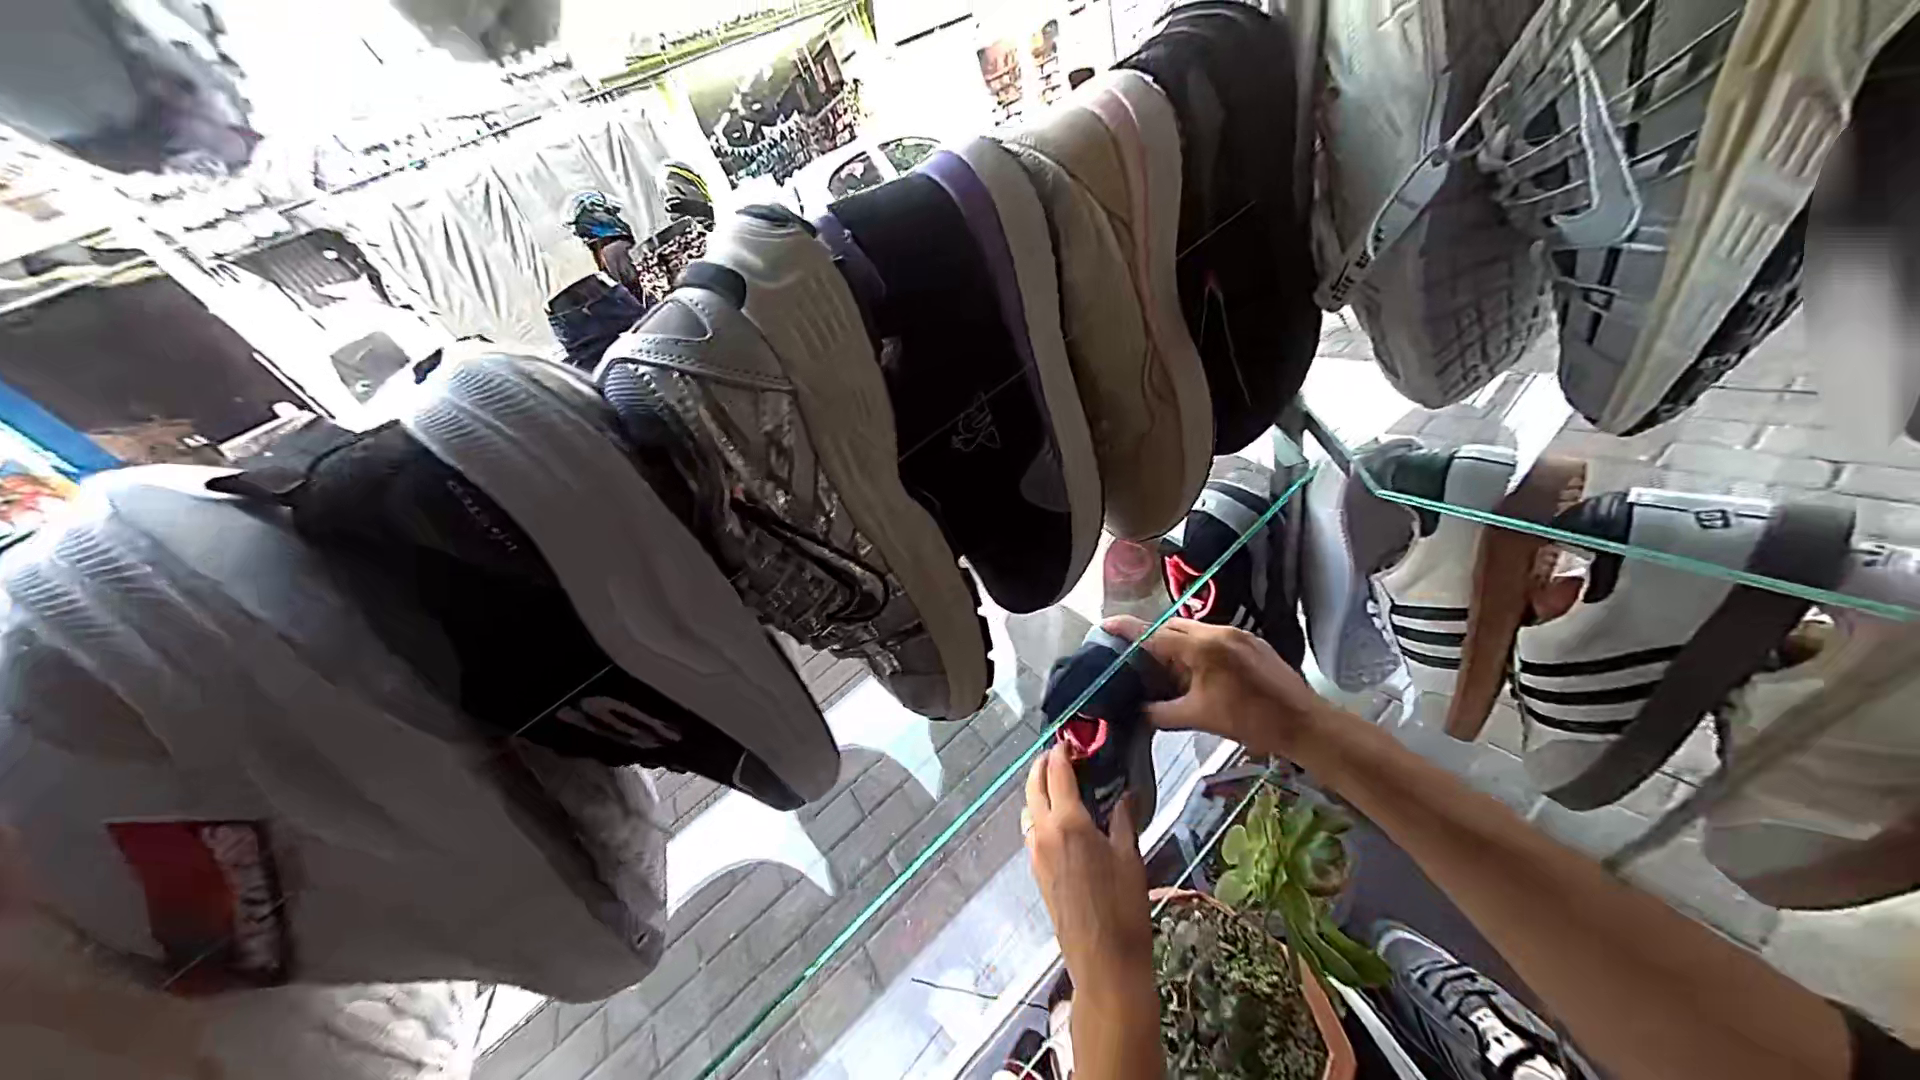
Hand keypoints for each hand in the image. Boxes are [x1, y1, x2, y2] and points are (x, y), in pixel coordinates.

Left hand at [1025, 743, 1152, 990]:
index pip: (1056, 772)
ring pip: (1028, 808)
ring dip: (1038, 790)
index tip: (1070, 740)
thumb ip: (1124, 819)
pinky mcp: (1036, 871)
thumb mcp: (1130, 857)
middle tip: (1060, 756)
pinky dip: (1039, 815)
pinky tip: (1059, 821)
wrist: (1104, 962)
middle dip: (1043, 765)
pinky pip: (1030, 831)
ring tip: (1060, 786)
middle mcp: (1044, 831)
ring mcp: (1035, 852)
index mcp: (1068, 821)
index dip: (1062, 752)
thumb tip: (1127, 795)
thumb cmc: (1123, 908)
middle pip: (1033, 785)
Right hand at [1102, 616, 1345, 768]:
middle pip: (1171, 626)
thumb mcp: (1199, 718)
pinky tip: (1193, 669)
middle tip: (1130, 654)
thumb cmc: (1251, 721)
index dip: (1126, 629)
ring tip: (1160, 665)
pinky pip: (1212, 636)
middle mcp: (1217, 632)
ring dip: (1173, 643)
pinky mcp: (1250, 641)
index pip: (1154, 633)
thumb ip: (1160, 712)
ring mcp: (1237, 634)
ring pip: (1192, 630)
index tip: (1104, 625)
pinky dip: (1194, 647)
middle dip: (1149, 637)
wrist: (1305, 723)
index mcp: (1201, 647)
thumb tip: (1136, 711)